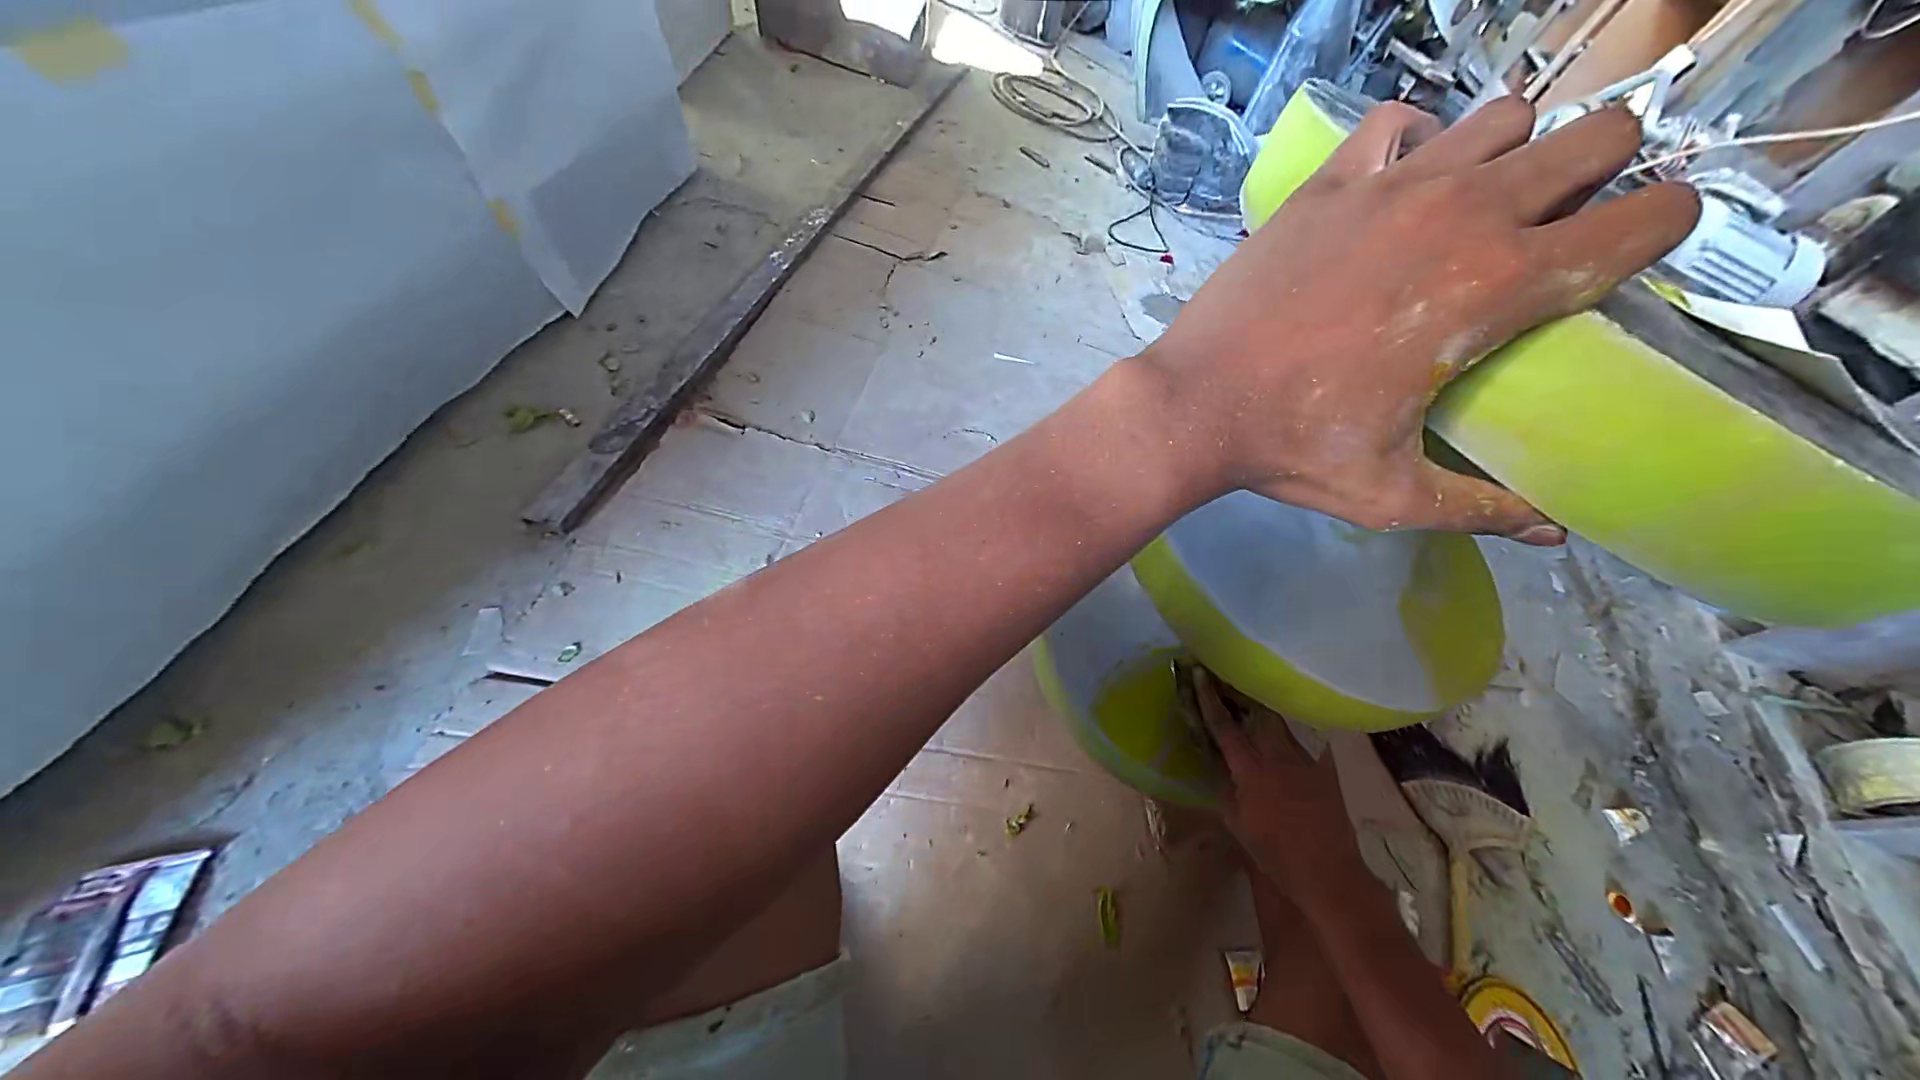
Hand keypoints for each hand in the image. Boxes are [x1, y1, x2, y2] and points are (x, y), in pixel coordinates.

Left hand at [1139, 98, 1698, 543]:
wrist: (1192, 406)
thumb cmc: (1289, 449)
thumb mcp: (1391, 494)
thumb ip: (1481, 507)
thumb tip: (1552, 533)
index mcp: (1496, 286)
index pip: (1649, 219)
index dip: (1659, 232)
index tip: (1621, 262)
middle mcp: (1458, 215)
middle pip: (1598, 138)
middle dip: (1599, 175)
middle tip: (1550, 229)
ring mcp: (1385, 189)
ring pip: (1502, 118)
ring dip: (1507, 153)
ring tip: (1469, 209)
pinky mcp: (1322, 187)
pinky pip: (1395, 124)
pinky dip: (1410, 142)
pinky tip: (1392, 189)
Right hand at [1192, 668, 1357, 888]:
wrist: (1326, 872)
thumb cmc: (1273, 851)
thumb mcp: (1236, 821)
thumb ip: (1226, 788)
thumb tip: (1221, 767)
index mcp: (1251, 770)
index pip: (1225, 726)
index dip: (1209, 699)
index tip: (1200, 675)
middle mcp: (1278, 757)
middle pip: (1259, 713)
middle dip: (1242, 696)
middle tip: (1228, 685)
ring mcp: (1305, 761)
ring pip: (1281, 725)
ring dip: (1264, 715)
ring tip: (1252, 708)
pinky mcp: (1325, 771)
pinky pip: (1304, 745)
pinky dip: (1289, 739)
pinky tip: (1285, 742)